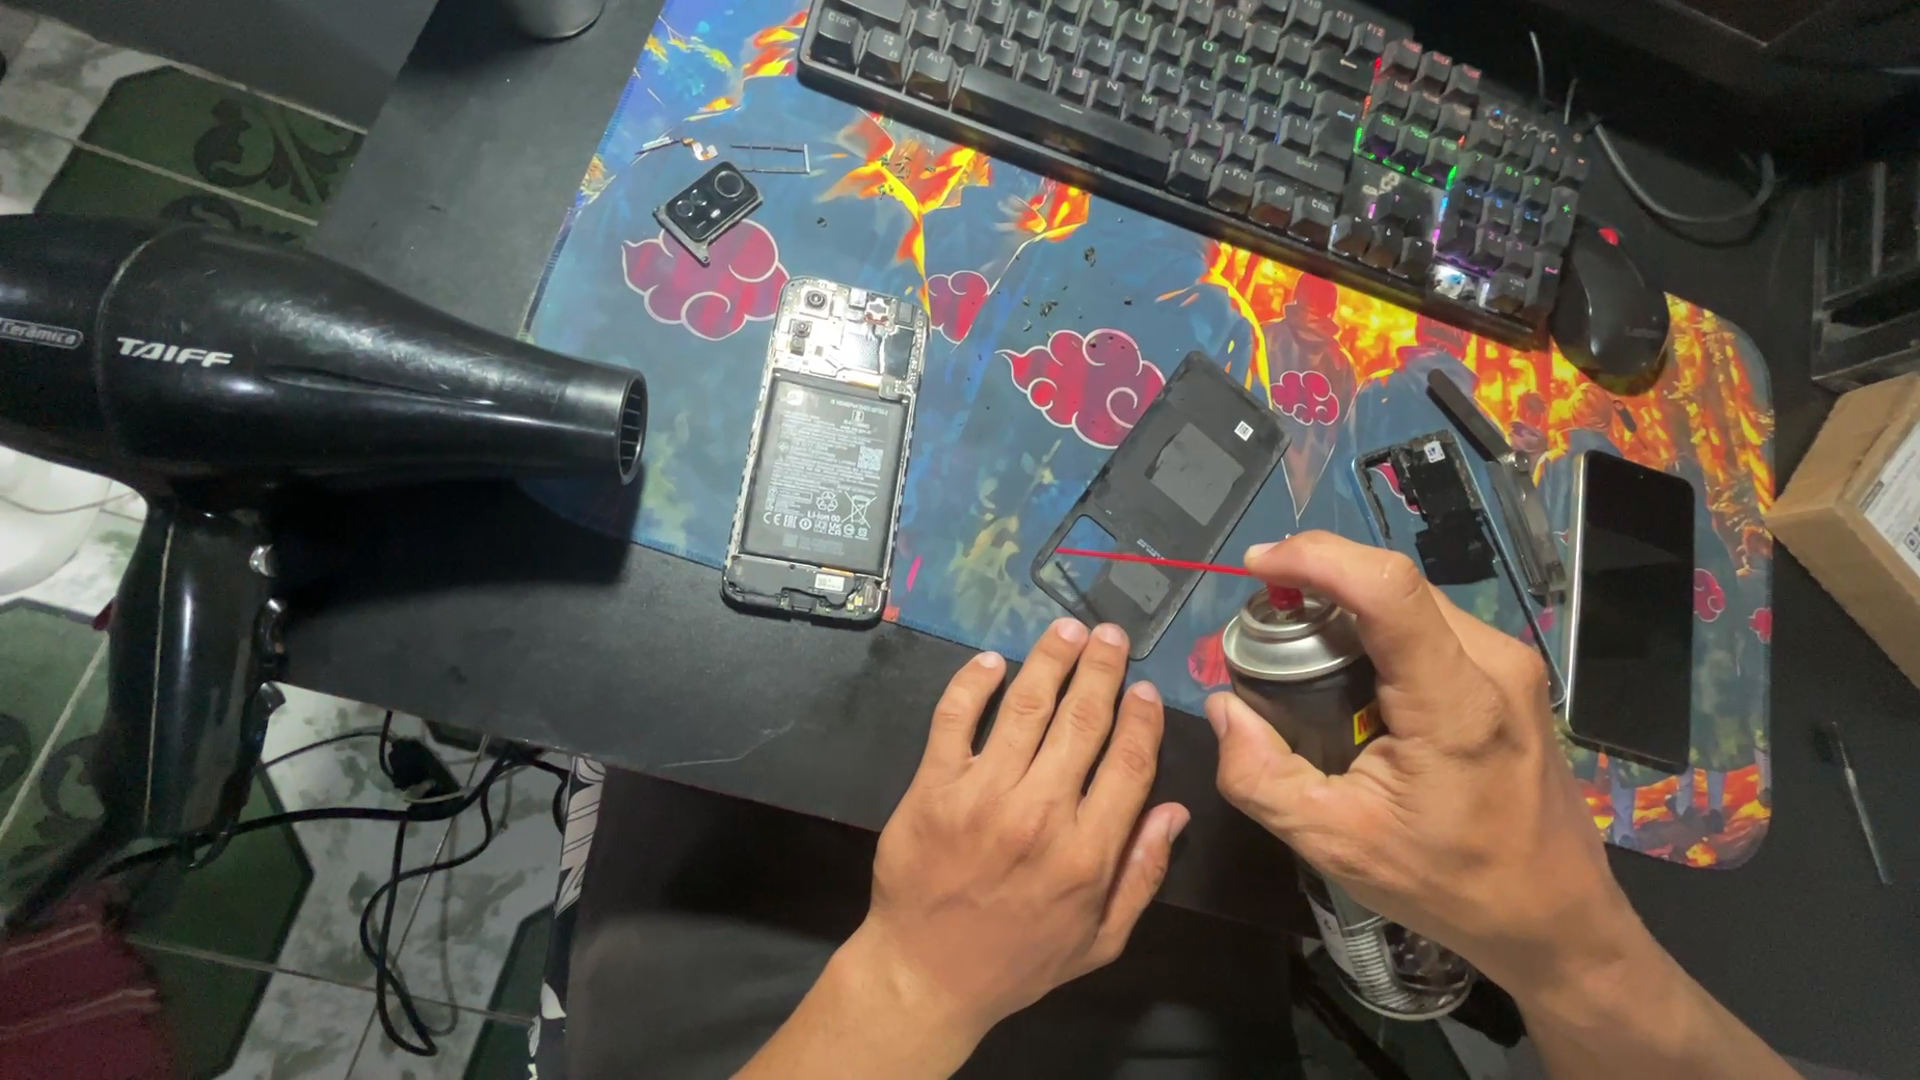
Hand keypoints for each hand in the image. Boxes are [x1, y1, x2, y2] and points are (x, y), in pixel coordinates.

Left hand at [851, 618, 1189, 1047]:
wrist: (927, 974)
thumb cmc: (1019, 959)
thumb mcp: (1100, 939)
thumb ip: (1142, 873)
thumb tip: (1175, 810)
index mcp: (1088, 853)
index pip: (1128, 763)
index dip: (1141, 717)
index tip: (1145, 687)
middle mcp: (1040, 814)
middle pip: (1082, 721)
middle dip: (1101, 669)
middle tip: (1111, 634)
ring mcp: (982, 794)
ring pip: (1026, 708)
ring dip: (1050, 660)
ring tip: (1067, 629)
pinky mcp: (934, 785)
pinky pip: (954, 718)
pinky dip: (973, 683)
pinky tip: (992, 660)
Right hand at [1206, 532, 1641, 998]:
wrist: (1556, 917)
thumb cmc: (1450, 883)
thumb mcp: (1334, 844)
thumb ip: (1260, 777)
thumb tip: (1222, 707)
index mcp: (1455, 704)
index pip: (1387, 590)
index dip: (1315, 558)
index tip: (1255, 567)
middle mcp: (1492, 662)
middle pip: (1388, 583)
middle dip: (1314, 580)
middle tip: (1261, 622)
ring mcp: (1507, 661)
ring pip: (1404, 596)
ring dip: (1340, 600)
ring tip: (1293, 645)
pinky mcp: (1504, 670)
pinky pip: (1422, 618)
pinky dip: (1368, 621)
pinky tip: (1342, 664)